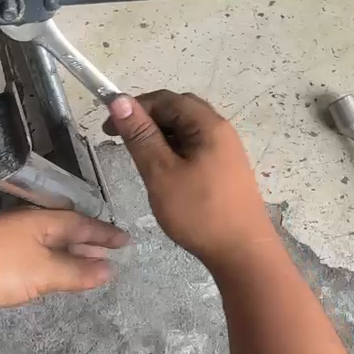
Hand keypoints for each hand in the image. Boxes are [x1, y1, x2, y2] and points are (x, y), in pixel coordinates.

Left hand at [0, 209, 128, 309]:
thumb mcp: (42, 272)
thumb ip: (75, 271)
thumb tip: (108, 269)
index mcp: (43, 222)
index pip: (82, 224)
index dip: (104, 233)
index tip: (125, 240)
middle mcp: (26, 223)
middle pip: (64, 229)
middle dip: (88, 240)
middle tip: (108, 250)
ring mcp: (5, 235)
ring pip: (46, 239)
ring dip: (67, 249)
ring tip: (83, 260)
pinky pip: (30, 250)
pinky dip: (47, 258)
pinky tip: (44, 269)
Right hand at [104, 91, 275, 265]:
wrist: (243, 254)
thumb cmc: (199, 213)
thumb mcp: (161, 173)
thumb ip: (140, 136)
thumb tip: (120, 101)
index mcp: (208, 125)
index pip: (166, 99)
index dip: (135, 106)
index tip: (109, 127)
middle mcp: (221, 131)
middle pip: (179, 110)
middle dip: (148, 119)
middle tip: (124, 140)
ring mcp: (226, 151)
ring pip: (187, 130)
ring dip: (161, 136)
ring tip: (140, 158)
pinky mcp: (225, 170)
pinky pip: (195, 147)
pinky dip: (174, 151)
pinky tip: (163, 172)